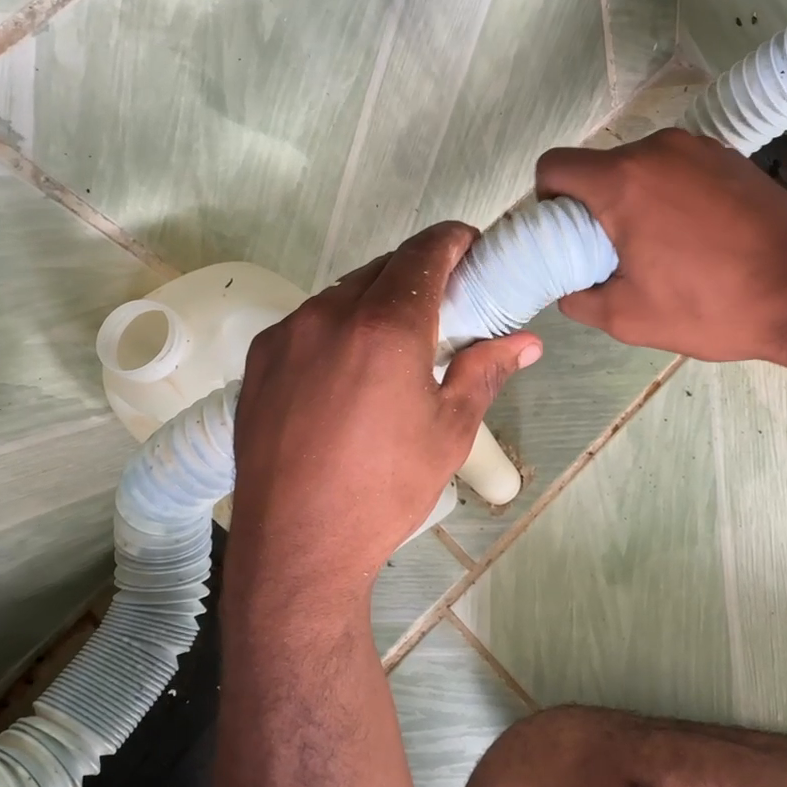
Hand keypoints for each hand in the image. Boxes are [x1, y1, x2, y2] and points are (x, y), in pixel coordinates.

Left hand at [230, 222, 540, 590]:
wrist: (297, 546)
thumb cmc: (386, 490)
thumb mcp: (450, 431)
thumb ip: (485, 371)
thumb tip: (527, 343)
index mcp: (386, 327)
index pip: (425, 252)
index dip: (454, 241)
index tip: (474, 251)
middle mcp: (330, 315)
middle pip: (384, 267)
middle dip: (419, 274)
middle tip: (447, 308)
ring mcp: (287, 335)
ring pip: (343, 293)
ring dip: (377, 300)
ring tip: (398, 345)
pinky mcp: (260, 360)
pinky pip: (310, 322)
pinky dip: (340, 327)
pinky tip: (350, 372)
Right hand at [535, 127, 786, 362]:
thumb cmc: (713, 307)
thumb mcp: (629, 318)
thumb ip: (579, 297)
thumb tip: (567, 285)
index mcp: (624, 181)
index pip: (554, 166)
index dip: (546, 201)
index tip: (566, 236)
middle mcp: (658, 149)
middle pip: (600, 167)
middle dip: (595, 207)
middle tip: (618, 255)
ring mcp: (700, 148)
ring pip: (642, 167)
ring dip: (637, 200)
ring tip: (665, 248)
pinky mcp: (732, 156)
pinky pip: (680, 169)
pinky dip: (674, 195)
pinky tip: (700, 236)